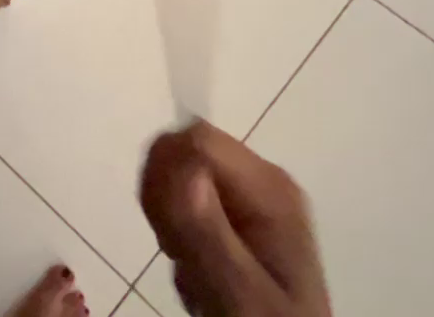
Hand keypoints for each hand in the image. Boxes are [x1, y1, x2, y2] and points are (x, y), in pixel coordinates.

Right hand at [139, 121, 329, 316]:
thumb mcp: (238, 294)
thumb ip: (205, 229)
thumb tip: (175, 156)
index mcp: (270, 188)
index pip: (194, 139)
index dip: (165, 176)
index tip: (169, 235)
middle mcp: (260, 178)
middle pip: (180, 151)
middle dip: (164, 202)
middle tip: (181, 256)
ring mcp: (245, 193)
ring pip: (171, 172)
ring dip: (167, 220)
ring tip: (191, 266)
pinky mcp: (231, 208)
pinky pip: (177, 194)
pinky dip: (173, 230)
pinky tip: (195, 265)